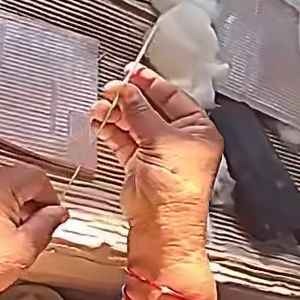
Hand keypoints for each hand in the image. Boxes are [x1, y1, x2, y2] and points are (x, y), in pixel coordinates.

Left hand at [0, 166, 68, 299]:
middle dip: (31, 202)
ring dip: (12, 205)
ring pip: (0, 186)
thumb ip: (47, 223)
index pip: (37, 177)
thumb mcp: (24, 247)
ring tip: (13, 234)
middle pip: (18, 178)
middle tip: (35, 230)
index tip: (53, 220)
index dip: (50, 198)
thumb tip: (57, 212)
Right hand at [89, 66, 222, 260]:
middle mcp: (179, 140)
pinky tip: (101, 121)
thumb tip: (127, 91)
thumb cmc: (177, 192)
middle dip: (130, 98)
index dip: (151, 84)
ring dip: (116, 114)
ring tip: (101, 106)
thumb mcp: (161, 141)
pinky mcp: (139, 164)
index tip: (133, 72)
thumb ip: (140, 112)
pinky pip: (123, 140)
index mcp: (198, 130)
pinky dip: (111, 130)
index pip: (173, 97)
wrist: (162, 227)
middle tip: (112, 89)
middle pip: (151, 109)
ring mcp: (158, 152)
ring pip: (134, 124)